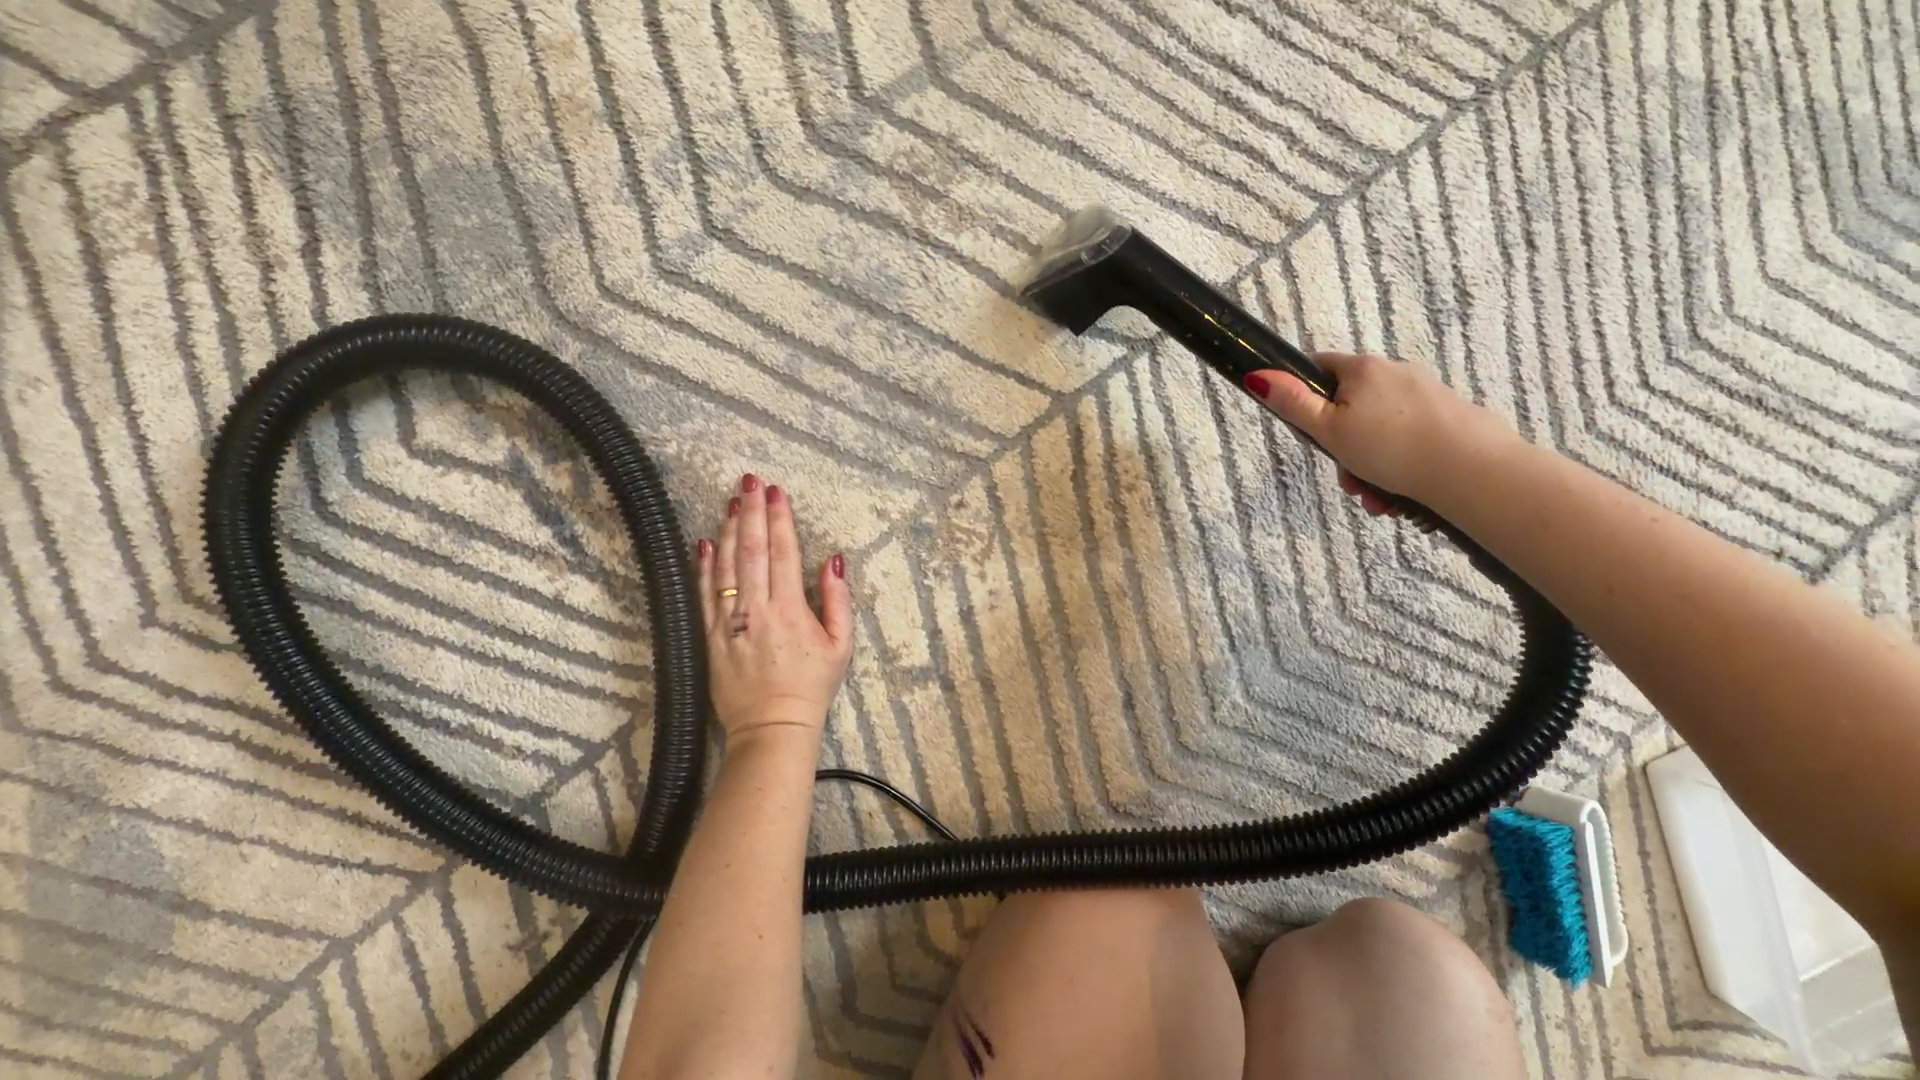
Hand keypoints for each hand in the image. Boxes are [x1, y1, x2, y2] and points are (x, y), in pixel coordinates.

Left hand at [696, 474, 853, 749]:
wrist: (772, 726)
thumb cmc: (812, 686)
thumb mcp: (840, 646)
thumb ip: (837, 601)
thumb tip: (832, 560)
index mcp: (791, 610)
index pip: (784, 553)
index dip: (780, 519)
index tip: (777, 491)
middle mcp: (757, 610)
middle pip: (753, 551)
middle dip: (752, 512)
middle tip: (750, 481)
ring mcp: (730, 622)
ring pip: (727, 566)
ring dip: (729, 530)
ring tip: (732, 501)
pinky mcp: (711, 636)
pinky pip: (705, 594)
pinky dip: (705, 566)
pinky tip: (706, 542)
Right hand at [1243, 353, 1516, 511]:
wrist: (1471, 470)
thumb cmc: (1390, 448)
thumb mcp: (1329, 430)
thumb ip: (1293, 403)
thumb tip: (1257, 374)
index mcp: (1363, 369)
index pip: (1320, 367)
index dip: (1305, 397)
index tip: (1309, 431)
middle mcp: (1396, 373)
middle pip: (1352, 409)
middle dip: (1344, 452)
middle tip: (1350, 484)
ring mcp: (1426, 395)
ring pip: (1381, 432)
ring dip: (1370, 469)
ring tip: (1378, 501)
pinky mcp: (1451, 418)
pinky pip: (1410, 441)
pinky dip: (1400, 468)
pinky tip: (1402, 498)